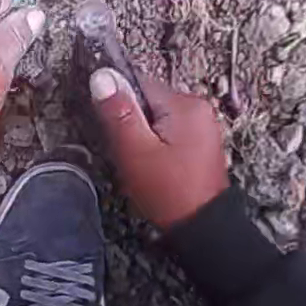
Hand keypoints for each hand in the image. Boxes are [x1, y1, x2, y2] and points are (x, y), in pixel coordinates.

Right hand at [89, 67, 229, 229]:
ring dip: (145, 140)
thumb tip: (102, 77)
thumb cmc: (170, 193)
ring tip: (146, 166)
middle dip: (133, 127)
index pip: (138, 85)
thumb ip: (118, 112)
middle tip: (133, 155)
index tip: (118, 134)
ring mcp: (203, 127)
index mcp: (186, 104)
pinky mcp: (201, 144)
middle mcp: (199, 109)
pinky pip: (169, 135)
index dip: (120, 109)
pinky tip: (157, 170)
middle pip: (148, 104)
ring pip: (157, 121)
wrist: (201, 228)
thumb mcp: (135, 150)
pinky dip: (158, 149)